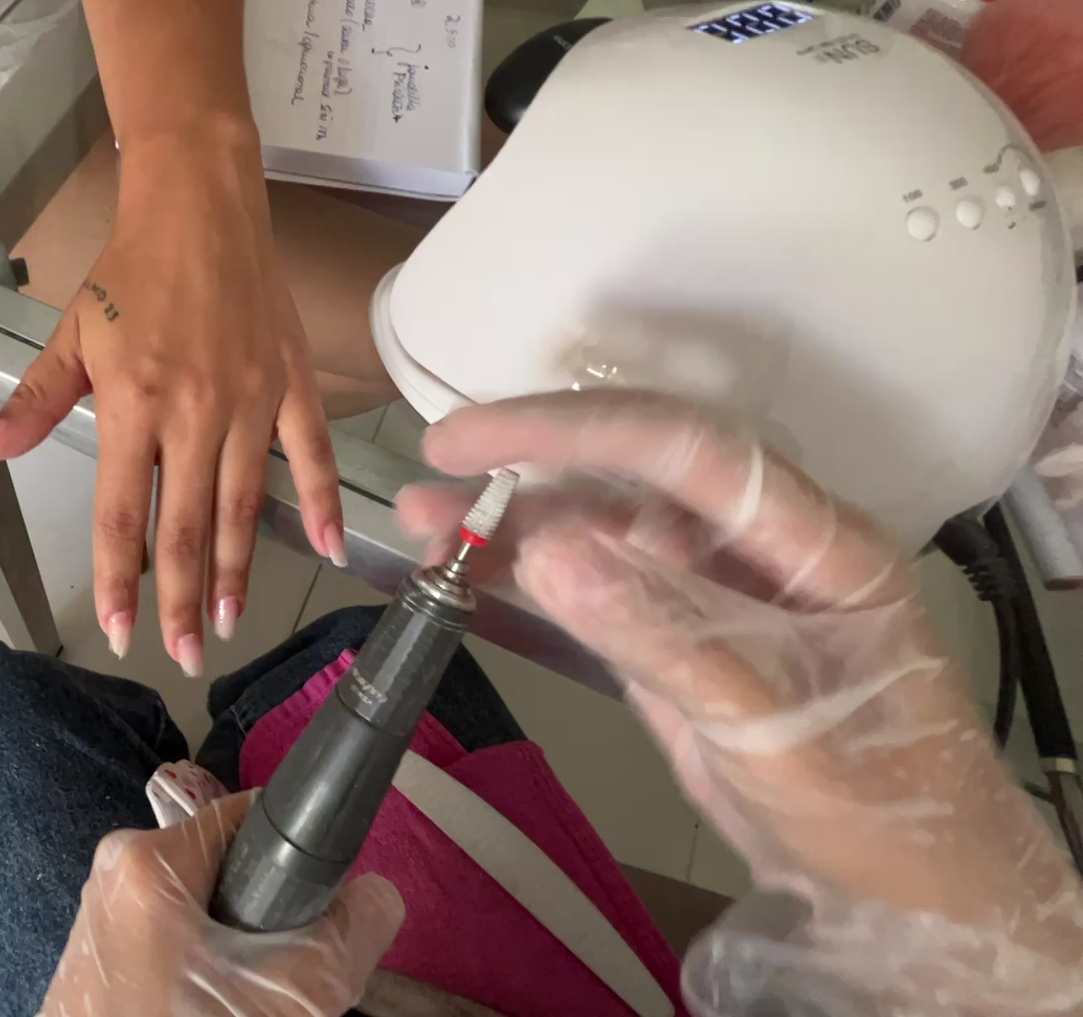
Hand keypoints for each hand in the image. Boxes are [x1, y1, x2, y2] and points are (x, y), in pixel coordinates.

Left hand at [0, 133, 342, 672]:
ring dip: (235, 569)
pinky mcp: (292, 384)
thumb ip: (29, 404)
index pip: (121, 514)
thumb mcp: (70, 336)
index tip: (119, 633)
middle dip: (179, 599)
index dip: (119, 580)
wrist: (199, 205)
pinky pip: (313, 454)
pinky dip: (324, 502)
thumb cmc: (129, 272)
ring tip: (227, 622)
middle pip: (185, 526)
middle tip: (184, 655)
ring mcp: (252, 402)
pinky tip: (328, 549)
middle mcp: (195, 415)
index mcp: (133, 405)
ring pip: (243, 504)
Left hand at [40, 790, 404, 1016]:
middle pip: (217, 866)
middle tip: (277, 971)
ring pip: (190, 908)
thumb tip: (380, 894)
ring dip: (226, 946)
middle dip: (257, 913)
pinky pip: (158, 940)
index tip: (312, 901)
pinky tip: (205, 1007)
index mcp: (145, 859)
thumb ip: (343, 940)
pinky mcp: (90, 960)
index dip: (289, 852)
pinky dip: (191, 966)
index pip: (242, 818)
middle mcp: (112, 872)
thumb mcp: (285, 999)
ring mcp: (94, 917)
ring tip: (240, 999)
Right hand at [399, 391, 1082, 1014]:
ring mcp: (687, 573)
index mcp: (803, 535)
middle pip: (618, 469)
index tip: (472, 441)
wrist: (886, 875)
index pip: (681, 449)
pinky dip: (509, 569)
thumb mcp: (772, 721)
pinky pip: (569, 574)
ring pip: (580, 520)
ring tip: (420, 523)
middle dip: (522, 456)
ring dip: (499, 518)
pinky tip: (457, 570)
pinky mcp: (646, 613)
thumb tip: (545, 554)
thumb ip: (663, 634)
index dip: (571, 430)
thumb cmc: (871, 798)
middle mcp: (737, 535)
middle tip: (434, 458)